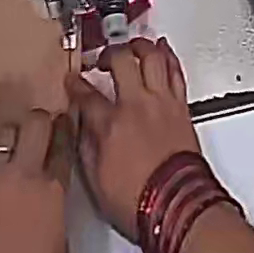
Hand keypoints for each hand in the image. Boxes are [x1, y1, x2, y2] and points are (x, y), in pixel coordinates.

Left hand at [0, 110, 71, 252]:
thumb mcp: (60, 248)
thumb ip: (54, 212)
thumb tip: (46, 201)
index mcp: (53, 189)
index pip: (63, 144)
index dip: (66, 128)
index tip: (66, 121)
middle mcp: (21, 175)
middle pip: (34, 124)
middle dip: (40, 121)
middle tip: (40, 131)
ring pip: (1, 136)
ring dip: (9, 141)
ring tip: (9, 154)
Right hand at [66, 38, 199, 240]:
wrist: (178, 206)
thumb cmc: (140, 201)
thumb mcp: (96, 180)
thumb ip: (86, 147)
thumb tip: (80, 128)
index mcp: (110, 125)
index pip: (86, 94)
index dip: (76, 84)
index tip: (72, 80)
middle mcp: (135, 106)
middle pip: (120, 61)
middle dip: (108, 53)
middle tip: (103, 58)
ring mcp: (161, 102)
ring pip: (151, 57)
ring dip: (140, 46)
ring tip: (132, 45)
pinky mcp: (180, 106)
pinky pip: (175, 71)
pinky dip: (168, 56)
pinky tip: (163, 49)